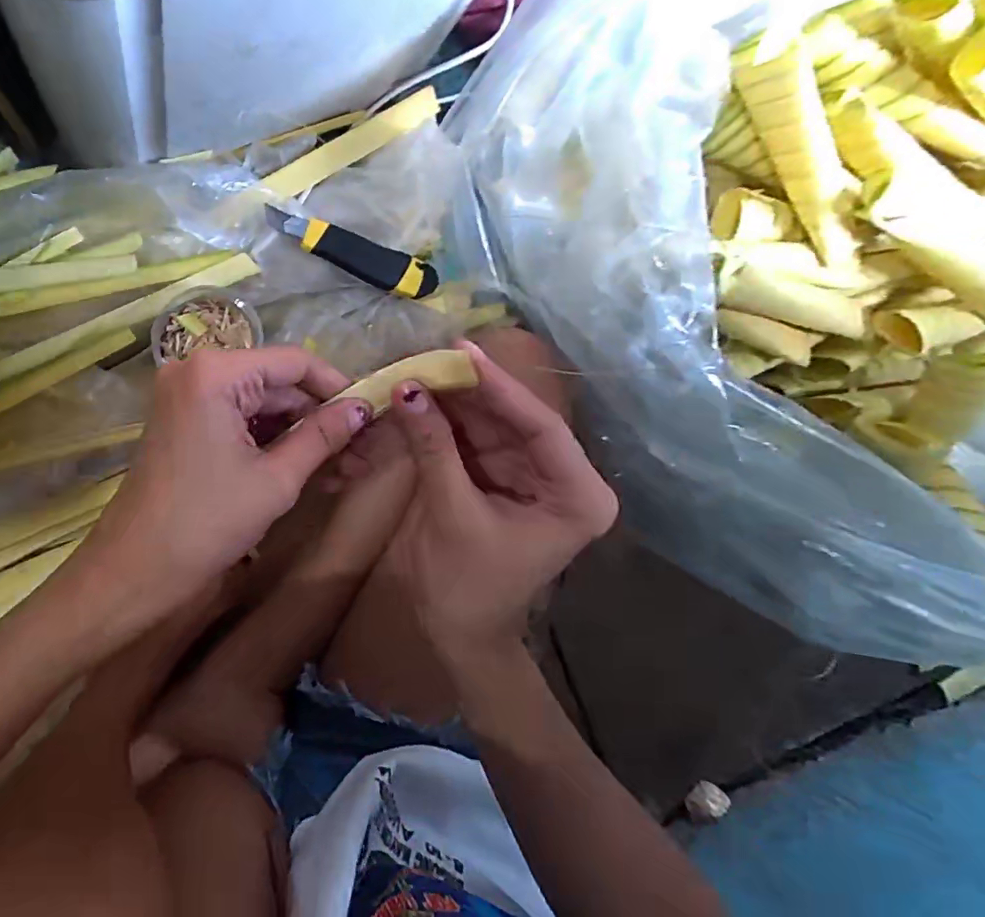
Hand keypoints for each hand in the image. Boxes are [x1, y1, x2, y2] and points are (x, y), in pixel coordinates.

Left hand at [79, 346, 372, 623]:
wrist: (136, 568)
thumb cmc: (207, 521)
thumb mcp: (275, 479)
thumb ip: (322, 436)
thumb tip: (364, 409)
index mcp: (215, 372)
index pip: (292, 362)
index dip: (335, 385)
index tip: (369, 411)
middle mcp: (195, 369)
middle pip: (274, 381)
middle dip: (317, 414)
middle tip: (359, 447)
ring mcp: (184, 394)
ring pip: (257, 402)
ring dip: (296, 430)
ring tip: (339, 463)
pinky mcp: (182, 419)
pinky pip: (236, 417)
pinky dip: (268, 437)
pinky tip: (301, 463)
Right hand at [384, 340, 616, 654]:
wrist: (456, 633)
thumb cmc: (465, 585)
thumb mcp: (451, 511)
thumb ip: (433, 447)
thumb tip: (407, 388)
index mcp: (577, 496)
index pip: (541, 428)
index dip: (499, 388)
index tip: (463, 352)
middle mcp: (561, 480)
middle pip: (515, 421)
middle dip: (471, 391)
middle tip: (430, 357)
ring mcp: (529, 477)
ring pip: (492, 426)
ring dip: (455, 401)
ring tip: (420, 370)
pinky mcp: (499, 480)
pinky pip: (473, 441)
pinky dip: (447, 421)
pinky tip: (423, 395)